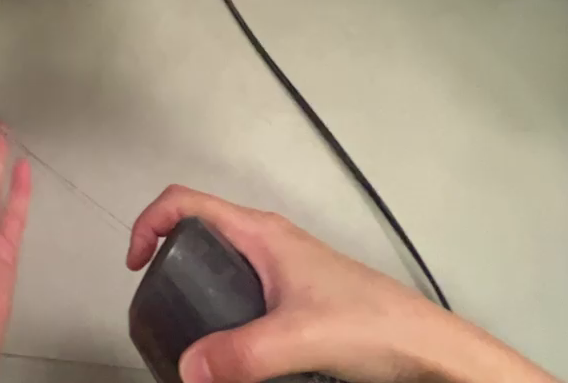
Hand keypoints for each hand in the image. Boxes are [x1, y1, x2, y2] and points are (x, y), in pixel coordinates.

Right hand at [127, 186, 557, 382]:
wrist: (431, 348)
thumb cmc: (369, 324)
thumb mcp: (299, 340)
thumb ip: (243, 355)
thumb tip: (188, 370)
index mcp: (259, 231)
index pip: (184, 202)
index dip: (149, 222)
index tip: (136, 264)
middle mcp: (266, 237)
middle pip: (198, 224)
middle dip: (167, 249)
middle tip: (156, 292)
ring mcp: (282, 261)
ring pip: (221, 252)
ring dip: (194, 274)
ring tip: (186, 317)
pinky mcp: (296, 287)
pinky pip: (240, 278)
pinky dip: (219, 296)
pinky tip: (228, 335)